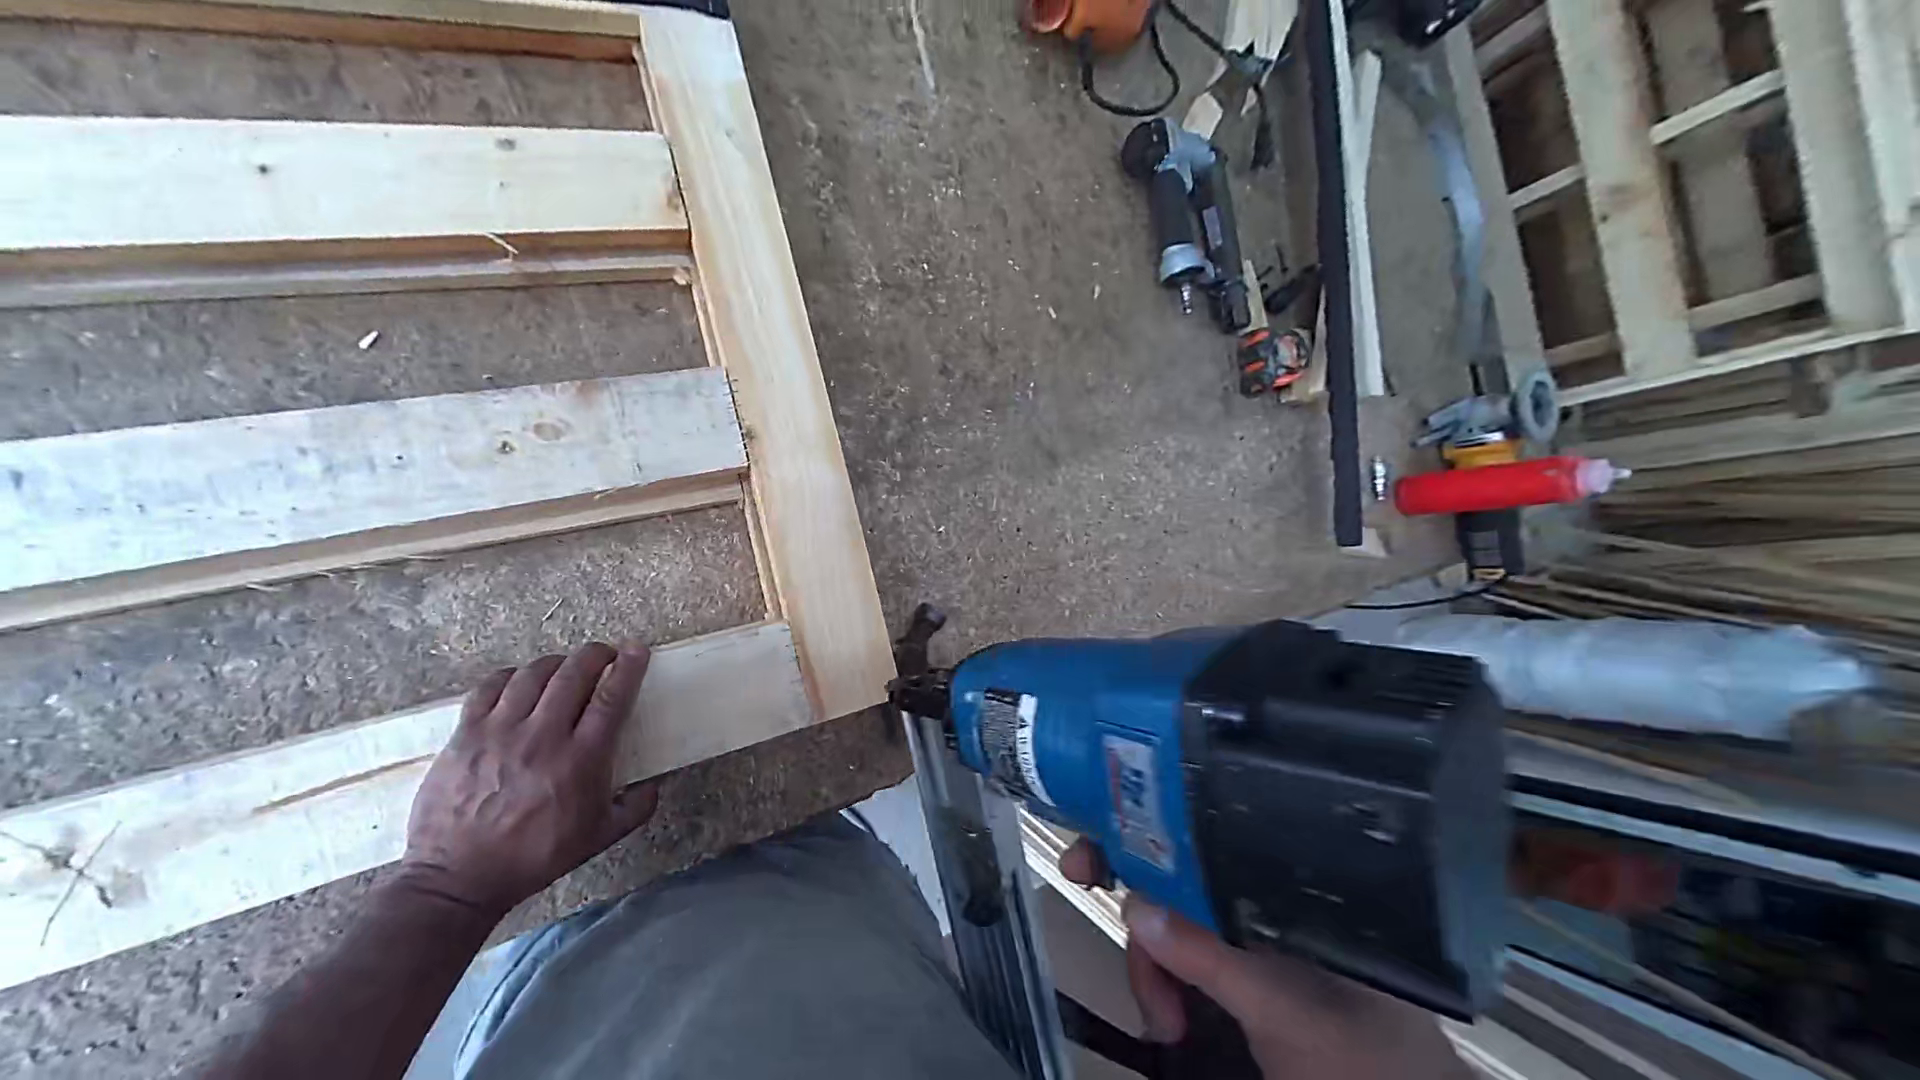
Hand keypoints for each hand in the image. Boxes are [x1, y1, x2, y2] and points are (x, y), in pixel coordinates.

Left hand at [400, 642, 660, 918]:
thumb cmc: (536, 857)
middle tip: (605, 655)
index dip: (628, 667)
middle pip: (574, 673)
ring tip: (565, 668)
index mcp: (581, 759)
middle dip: (596, 654)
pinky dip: (512, 676)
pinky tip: (522, 682)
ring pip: (534, 674)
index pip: (611, 697)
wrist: (458, 879)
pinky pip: (491, 687)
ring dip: (557, 662)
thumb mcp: (600, 837)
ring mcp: (500, 732)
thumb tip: (656, 784)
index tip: (637, 649)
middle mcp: (543, 737)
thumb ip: (637, 807)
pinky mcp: (465, 735)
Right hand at [1060, 841, 1467, 1078]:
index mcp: (1281, 880)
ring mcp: (1244, 938)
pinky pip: (1175, 960)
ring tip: (1163, 1022)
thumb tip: (1133, 904)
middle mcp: (1259, 895)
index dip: (1149, 822)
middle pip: (1174, 869)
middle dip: (1128, 880)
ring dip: (1146, 962)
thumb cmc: (1367, 1061)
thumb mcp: (1286, 1008)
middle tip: (1079, 877)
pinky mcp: (1233, 978)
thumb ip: (1209, 957)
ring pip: (1167, 918)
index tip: (1101, 827)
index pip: (1205, 830)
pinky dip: (1157, 984)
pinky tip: (1166, 1022)